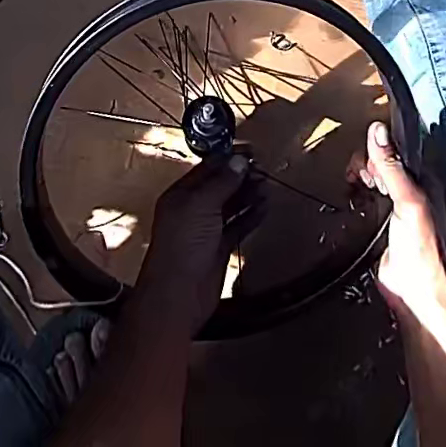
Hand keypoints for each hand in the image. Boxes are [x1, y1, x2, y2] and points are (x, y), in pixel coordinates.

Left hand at [134, 152, 260, 335]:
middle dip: (240, 176)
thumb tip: (240, 160)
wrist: (178, 295)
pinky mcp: (219, 247)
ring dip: (248, 194)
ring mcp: (206, 229)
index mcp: (181, 194)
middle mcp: (193, 208)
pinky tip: (265, 207)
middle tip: (263, 168)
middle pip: (220, 186)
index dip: (228, 158)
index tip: (250, 151)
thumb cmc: (183, 245)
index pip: (207, 169)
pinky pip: (237, 226)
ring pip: (230, 205)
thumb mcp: (201, 206)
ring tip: (267, 184)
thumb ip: (221, 183)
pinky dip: (251, 216)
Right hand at [354, 122, 445, 446]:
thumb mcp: (408, 201)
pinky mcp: (383, 227)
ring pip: (374, 178)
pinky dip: (356, 193)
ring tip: (350, 184)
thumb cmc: (423, 251)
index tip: (363, 152)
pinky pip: (367, 199)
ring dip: (359, 176)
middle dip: (365, 162)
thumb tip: (377, 129)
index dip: (379, 145)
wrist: (419, 300)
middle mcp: (412, 191)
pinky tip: (350, 197)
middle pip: (382, 162)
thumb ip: (392, 167)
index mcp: (424, 180)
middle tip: (353, 174)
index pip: (397, 148)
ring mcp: (397, 209)